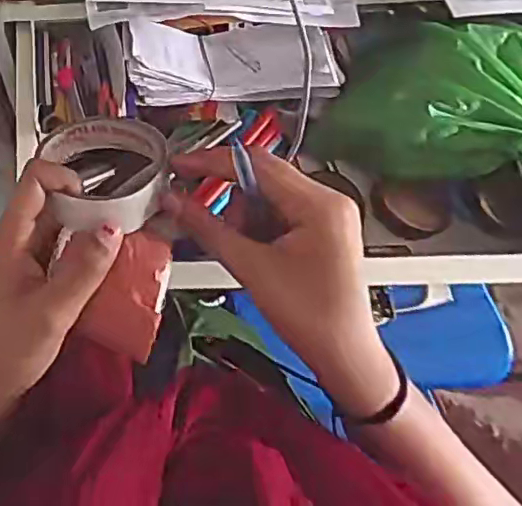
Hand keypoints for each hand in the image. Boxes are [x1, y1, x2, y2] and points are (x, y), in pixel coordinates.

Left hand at [0, 159, 120, 420]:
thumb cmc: (14, 348)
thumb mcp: (53, 310)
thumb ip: (83, 269)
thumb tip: (113, 227)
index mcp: (13, 233)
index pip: (35, 178)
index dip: (65, 177)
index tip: (95, 199)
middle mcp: (20, 234)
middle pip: (52, 194)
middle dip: (86, 199)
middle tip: (119, 217)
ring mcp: (29, 251)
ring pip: (62, 218)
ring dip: (89, 222)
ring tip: (121, 234)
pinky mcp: (41, 268)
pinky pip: (66, 241)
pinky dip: (87, 242)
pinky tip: (109, 258)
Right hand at [163, 148, 397, 416]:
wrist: (347, 360)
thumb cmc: (311, 319)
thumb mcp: (251, 268)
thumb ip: (207, 228)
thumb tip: (174, 201)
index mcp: (318, 203)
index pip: (254, 163)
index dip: (211, 162)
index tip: (181, 165)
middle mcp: (328, 198)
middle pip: (261, 174)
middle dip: (227, 192)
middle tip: (193, 202)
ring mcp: (328, 211)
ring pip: (267, 192)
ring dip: (243, 212)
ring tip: (241, 247)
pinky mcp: (323, 226)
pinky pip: (279, 208)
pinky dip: (258, 223)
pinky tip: (255, 249)